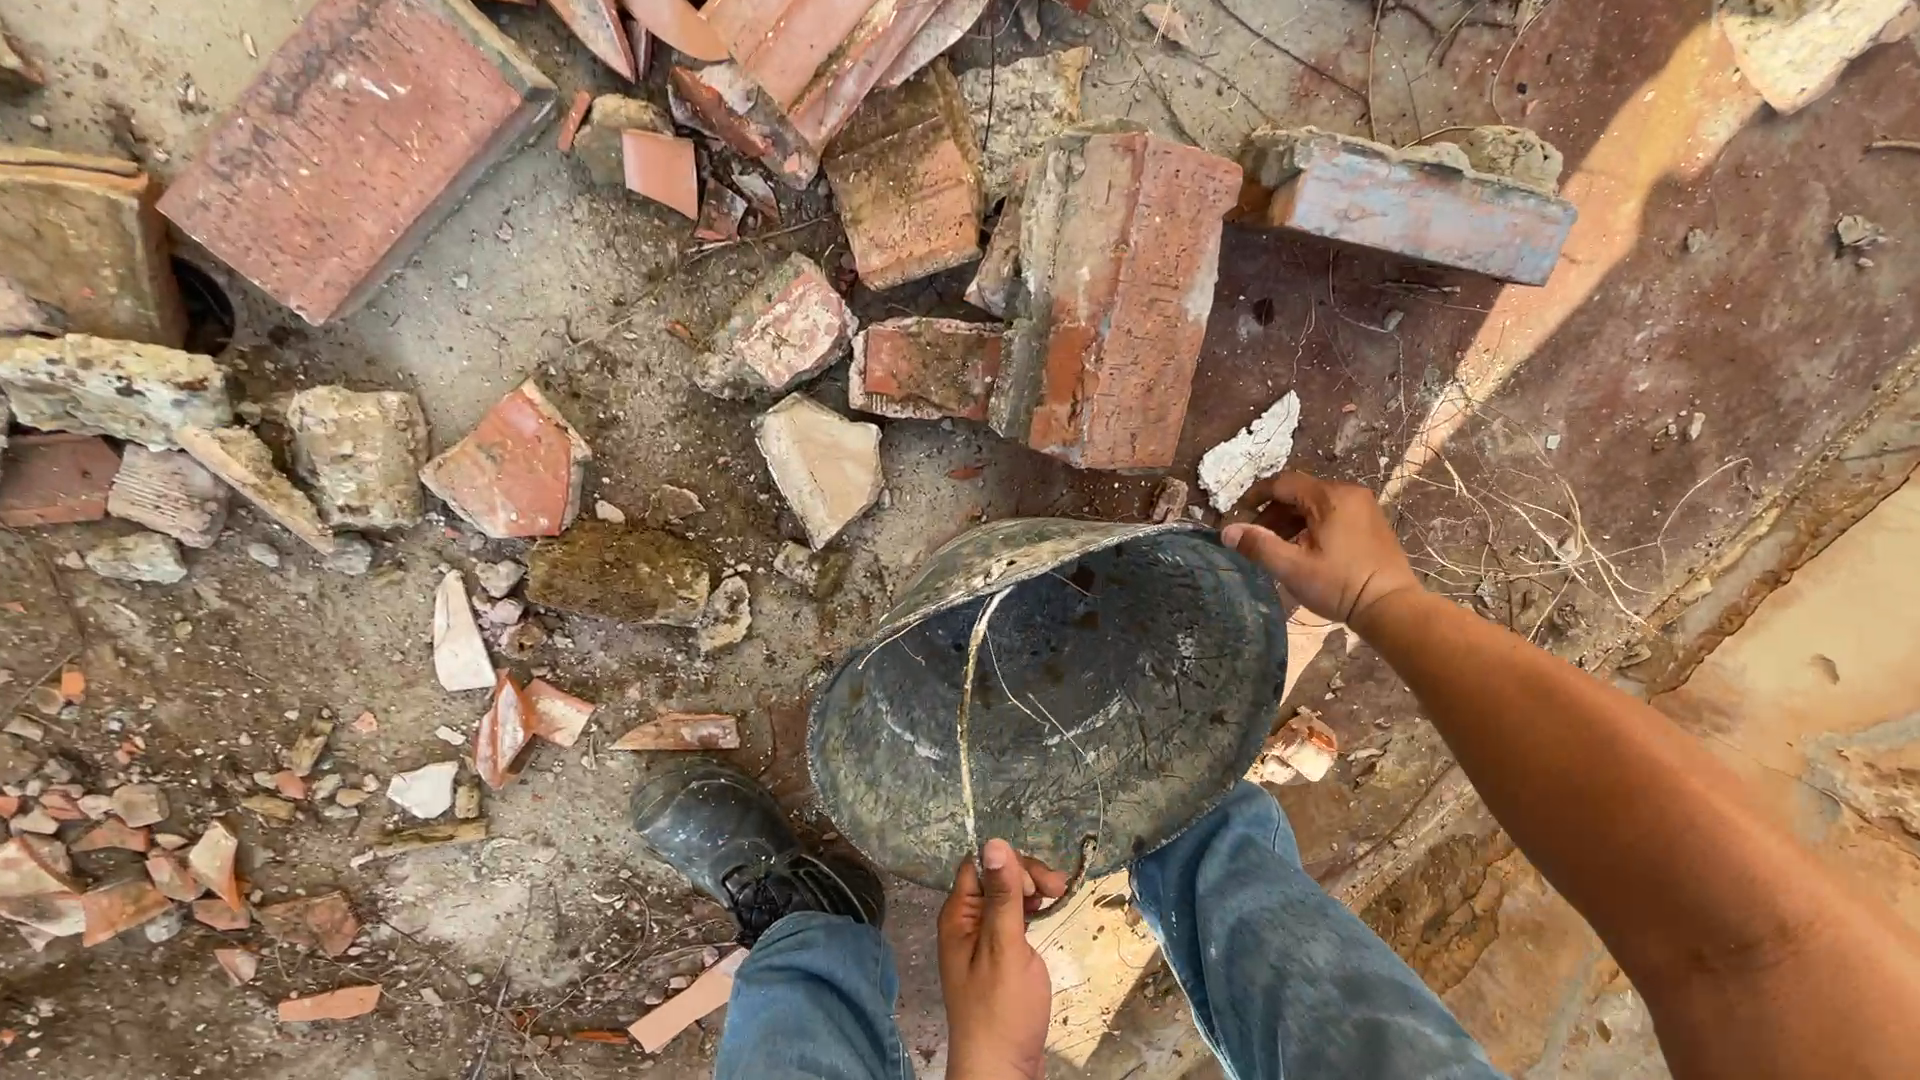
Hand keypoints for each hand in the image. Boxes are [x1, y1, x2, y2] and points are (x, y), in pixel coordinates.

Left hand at [938, 838, 1068, 1079]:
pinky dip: (1030, 911)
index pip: (980, 865)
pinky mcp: (998, 956)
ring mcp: (981, 940)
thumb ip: (1002, 895)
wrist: (1000, 1070)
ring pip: (1006, 896)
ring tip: (1058, 896)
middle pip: (995, 878)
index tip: (1040, 885)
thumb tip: (993, 842)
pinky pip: (1011, 918)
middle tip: (1059, 890)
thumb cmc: (1001, 1009)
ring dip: (1031, 890)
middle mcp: (965, 922)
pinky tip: (1046, 912)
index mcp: (958, 915)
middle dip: (1027, 876)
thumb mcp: (1004, 946)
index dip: (1011, 865)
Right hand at [1221, 470, 1422, 627]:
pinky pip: (1332, 513)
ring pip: (1315, 504)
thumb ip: (1257, 545)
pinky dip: (1311, 524)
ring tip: (1277, 546)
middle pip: (1300, 493)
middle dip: (1273, 512)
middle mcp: (1348, 493)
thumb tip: (1227, 531)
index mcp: (1329, 498)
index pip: (1283, 483)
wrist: (1390, 605)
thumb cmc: (1339, 584)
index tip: (1239, 512)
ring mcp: (1363, 507)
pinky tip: (1304, 548)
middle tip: (1256, 537)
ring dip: (1291, 520)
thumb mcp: (1292, 567)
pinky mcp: (1371, 522)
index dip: (1257, 495)